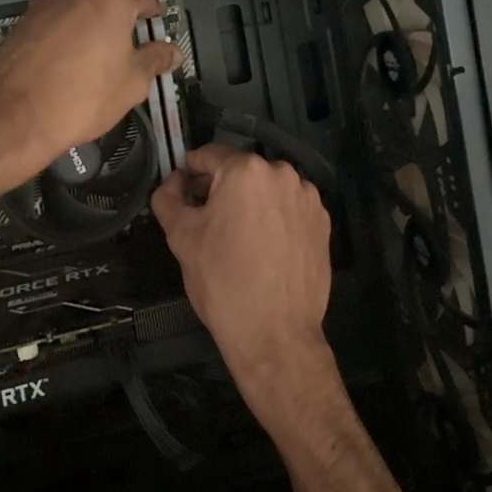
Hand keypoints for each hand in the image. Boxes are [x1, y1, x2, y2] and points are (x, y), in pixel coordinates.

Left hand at [0, 0, 182, 189]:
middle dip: (123, 22)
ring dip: (93, 28)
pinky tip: (70, 65)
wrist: (17, 118)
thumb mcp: (133, 83)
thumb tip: (170, 53)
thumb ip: (155, 60)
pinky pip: (57, 23)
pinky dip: (68, 37)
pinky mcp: (25, 21)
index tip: (157, 30)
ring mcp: (47, 4)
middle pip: (110, 0)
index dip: (155, 16)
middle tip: (131, 51)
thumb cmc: (79, 98)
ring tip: (98, 62)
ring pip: (81, 10)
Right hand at [152, 145, 332, 375]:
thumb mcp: (181, 237)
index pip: (208, 156)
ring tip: (237, 241)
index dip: (189, 174)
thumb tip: (174, 181)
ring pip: (266, 190)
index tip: (182, 195)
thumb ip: (168, 198)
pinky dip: (274, 220)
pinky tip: (264, 250)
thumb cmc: (223, 281)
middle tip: (206, 224)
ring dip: (249, 204)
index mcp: (246, 170)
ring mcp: (307, 198)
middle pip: (240, 172)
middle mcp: (282, 173)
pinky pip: (288, 210)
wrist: (275, 335)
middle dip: (220, 191)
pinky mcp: (323, 223)